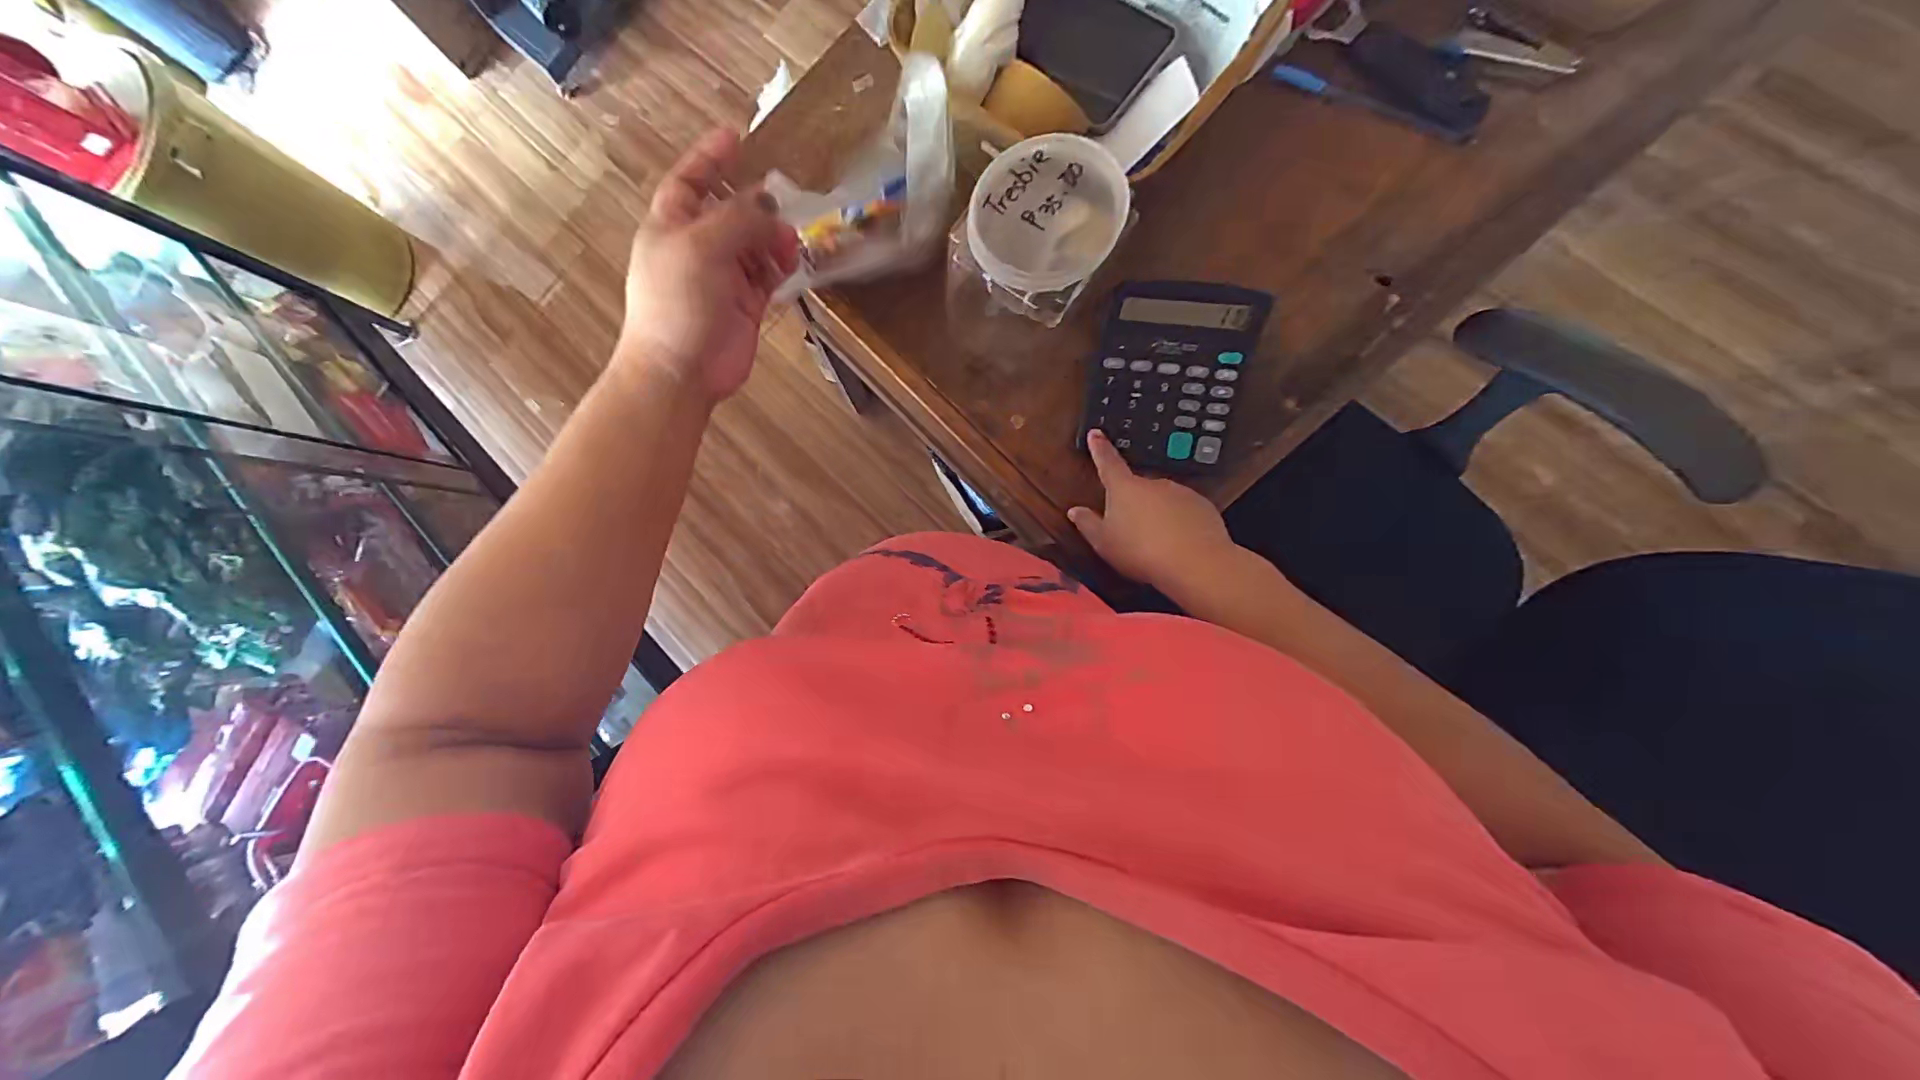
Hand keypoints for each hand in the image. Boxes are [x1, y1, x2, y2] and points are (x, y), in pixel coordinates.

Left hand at [618, 128, 800, 402]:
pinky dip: (781, 267)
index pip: (691, 181)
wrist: (681, 370)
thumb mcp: (701, 247)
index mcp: (672, 225)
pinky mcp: (746, 305)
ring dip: (774, 239)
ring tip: (790, 244)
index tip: (736, 136)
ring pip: (755, 244)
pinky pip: (768, 275)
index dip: (710, 158)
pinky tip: (791, 264)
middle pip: (732, 212)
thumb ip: (738, 218)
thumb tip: (770, 205)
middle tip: (784, 203)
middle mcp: (698, 247)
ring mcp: (723, 277)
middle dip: (756, 205)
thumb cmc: (677, 304)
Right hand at [1069, 429, 1241, 590]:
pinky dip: (1179, 523)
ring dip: (1157, 514)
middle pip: (1137, 487)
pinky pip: (1184, 511)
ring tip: (1155, 543)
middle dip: (1133, 502)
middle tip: (1129, 529)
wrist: (1194, 562)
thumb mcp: (1103, 542)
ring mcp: (1180, 492)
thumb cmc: (1140, 551)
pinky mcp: (1202, 506)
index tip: (1096, 433)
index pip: (1108, 462)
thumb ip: (1088, 524)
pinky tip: (1177, 544)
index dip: (1100, 448)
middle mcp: (1153, 483)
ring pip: (1162, 500)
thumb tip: (1075, 511)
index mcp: (1124, 488)